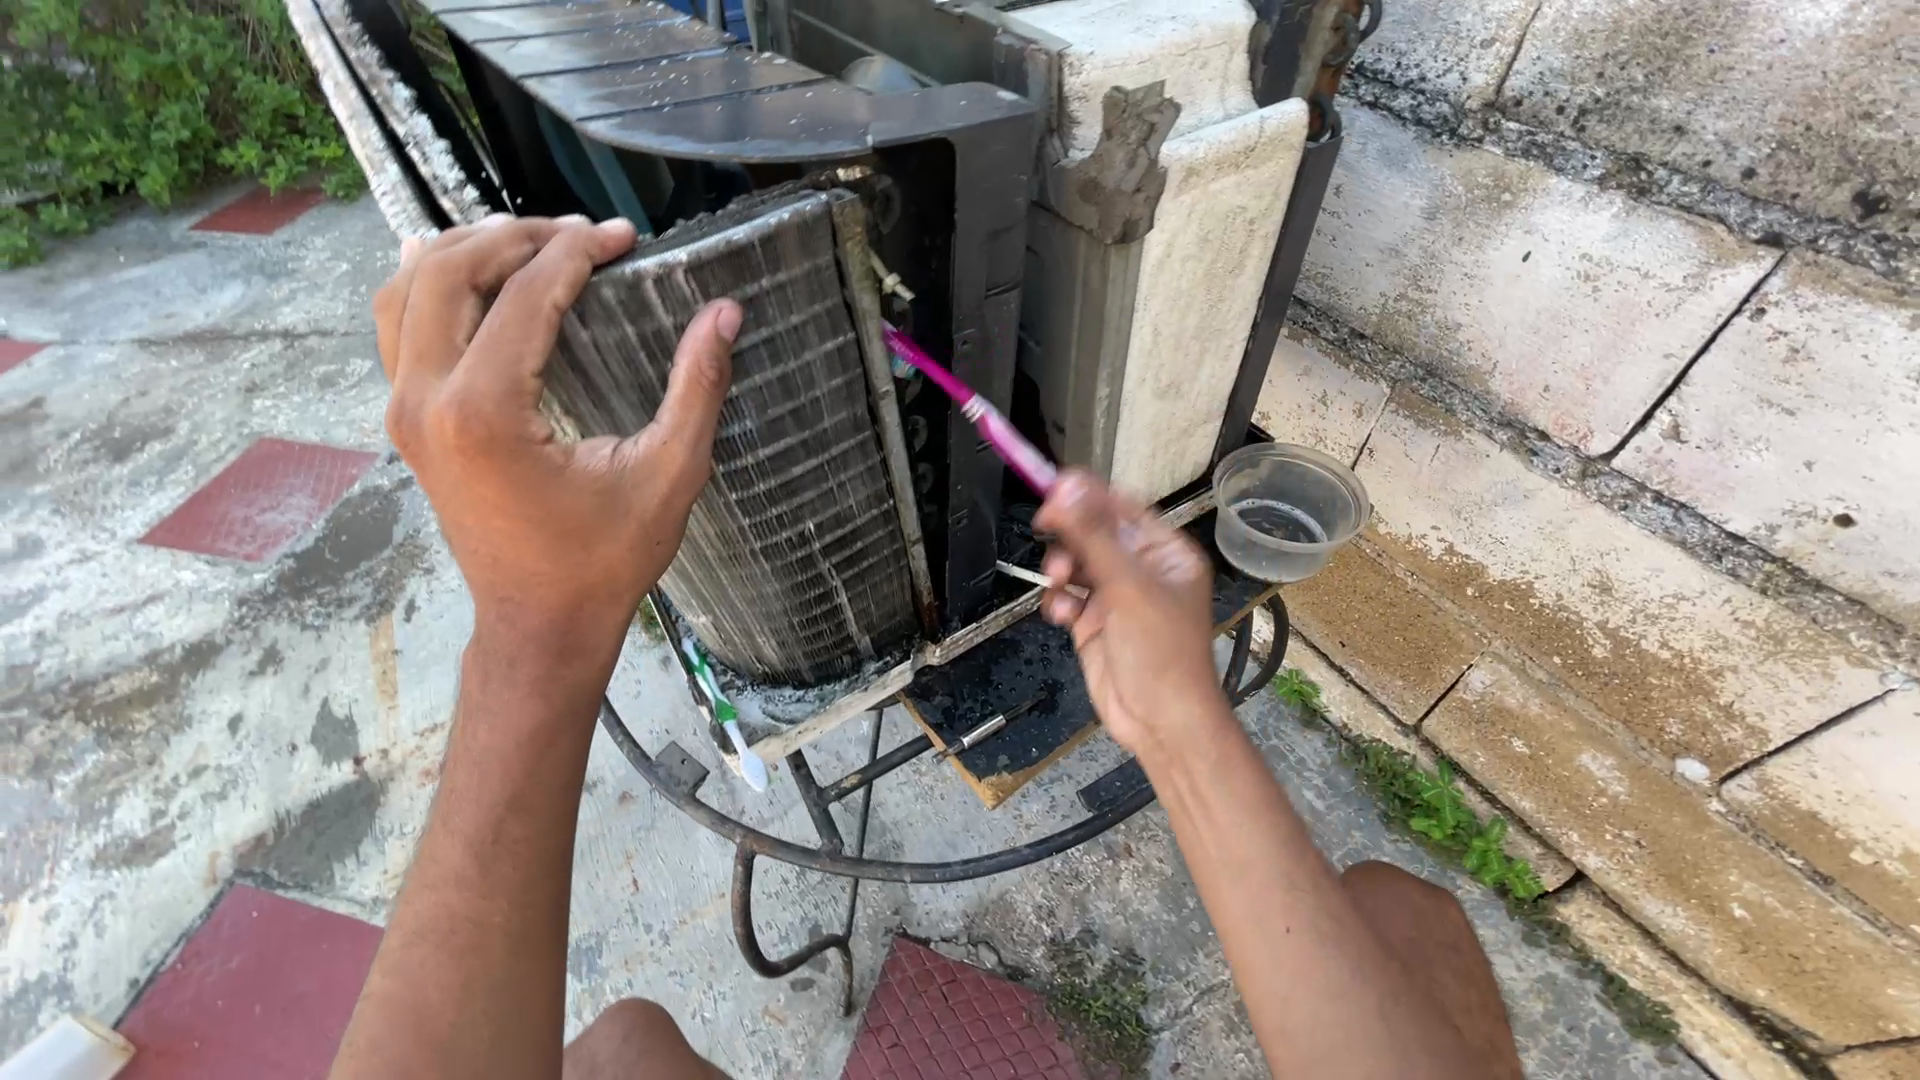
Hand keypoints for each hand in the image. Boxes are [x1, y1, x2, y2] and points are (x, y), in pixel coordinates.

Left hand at [374, 214, 739, 645]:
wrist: (540, 623)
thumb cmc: (606, 560)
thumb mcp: (669, 475)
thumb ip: (696, 389)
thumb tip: (725, 314)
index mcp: (487, 411)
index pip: (524, 294)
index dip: (578, 252)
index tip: (623, 235)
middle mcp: (426, 401)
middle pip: (451, 272)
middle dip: (520, 237)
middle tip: (583, 234)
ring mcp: (405, 413)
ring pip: (409, 290)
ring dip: (469, 252)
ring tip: (530, 241)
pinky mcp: (408, 425)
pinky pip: (398, 327)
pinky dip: (429, 285)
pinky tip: (461, 271)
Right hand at [1036, 471, 1227, 759]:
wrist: (1160, 721)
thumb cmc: (1161, 651)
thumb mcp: (1128, 586)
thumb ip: (1093, 535)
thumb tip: (1067, 488)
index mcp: (1164, 553)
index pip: (1123, 509)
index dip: (1090, 496)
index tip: (1055, 486)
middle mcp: (1140, 570)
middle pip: (1095, 533)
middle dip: (1071, 533)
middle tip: (1044, 525)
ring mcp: (1116, 598)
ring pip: (1076, 564)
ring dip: (1062, 568)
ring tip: (1059, 581)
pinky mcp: (1093, 624)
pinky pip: (1067, 597)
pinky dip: (1059, 601)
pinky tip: (1060, 614)